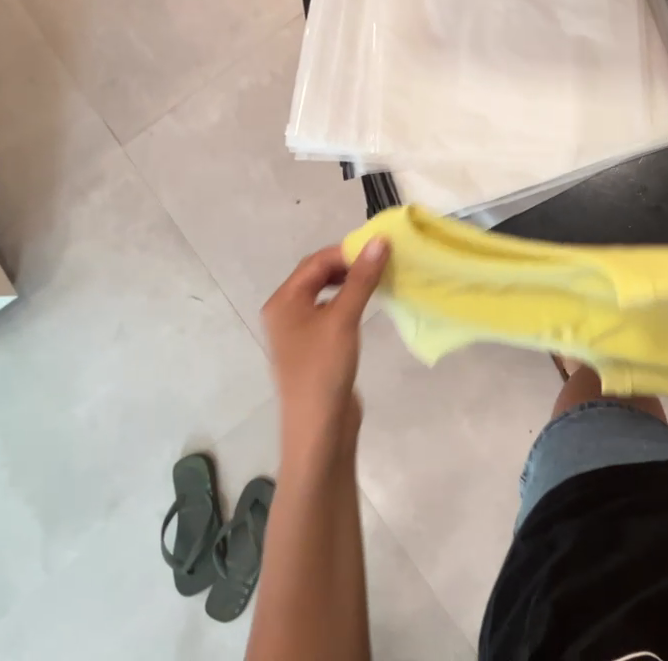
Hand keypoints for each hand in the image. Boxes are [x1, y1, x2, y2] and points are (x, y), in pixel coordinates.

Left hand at [261, 238, 390, 471]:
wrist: (318, 426)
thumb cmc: (324, 368)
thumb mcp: (343, 318)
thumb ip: (361, 278)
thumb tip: (380, 240)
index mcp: (283, 301)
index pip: (316, 261)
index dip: (348, 252)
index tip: (383, 251)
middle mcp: (286, 312)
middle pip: (318, 275)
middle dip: (350, 266)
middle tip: (384, 264)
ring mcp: (299, 331)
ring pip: (327, 293)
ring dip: (352, 283)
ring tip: (381, 281)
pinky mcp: (314, 347)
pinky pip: (332, 312)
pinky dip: (350, 302)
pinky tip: (369, 308)